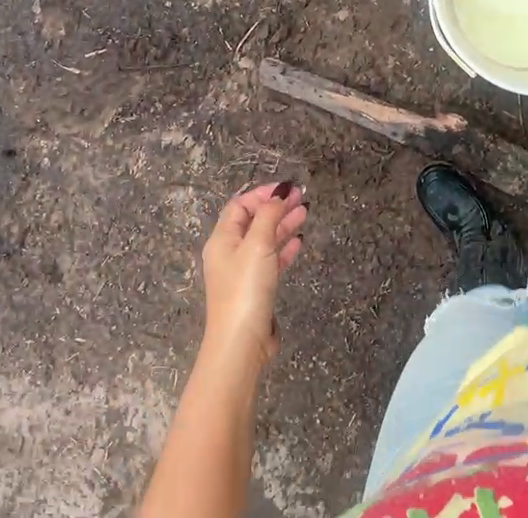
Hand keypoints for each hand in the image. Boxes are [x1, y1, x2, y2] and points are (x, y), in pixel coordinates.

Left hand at [199, 181, 308, 367]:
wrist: (242, 340)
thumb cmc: (246, 287)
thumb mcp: (258, 244)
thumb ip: (269, 215)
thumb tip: (280, 191)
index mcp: (222, 240)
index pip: (240, 206)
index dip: (262, 194)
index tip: (288, 188)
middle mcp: (229, 253)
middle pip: (253, 221)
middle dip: (276, 207)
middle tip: (301, 197)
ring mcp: (242, 272)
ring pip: (264, 239)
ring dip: (283, 224)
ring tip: (305, 213)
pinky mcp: (255, 288)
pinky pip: (270, 259)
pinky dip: (284, 247)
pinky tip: (299, 242)